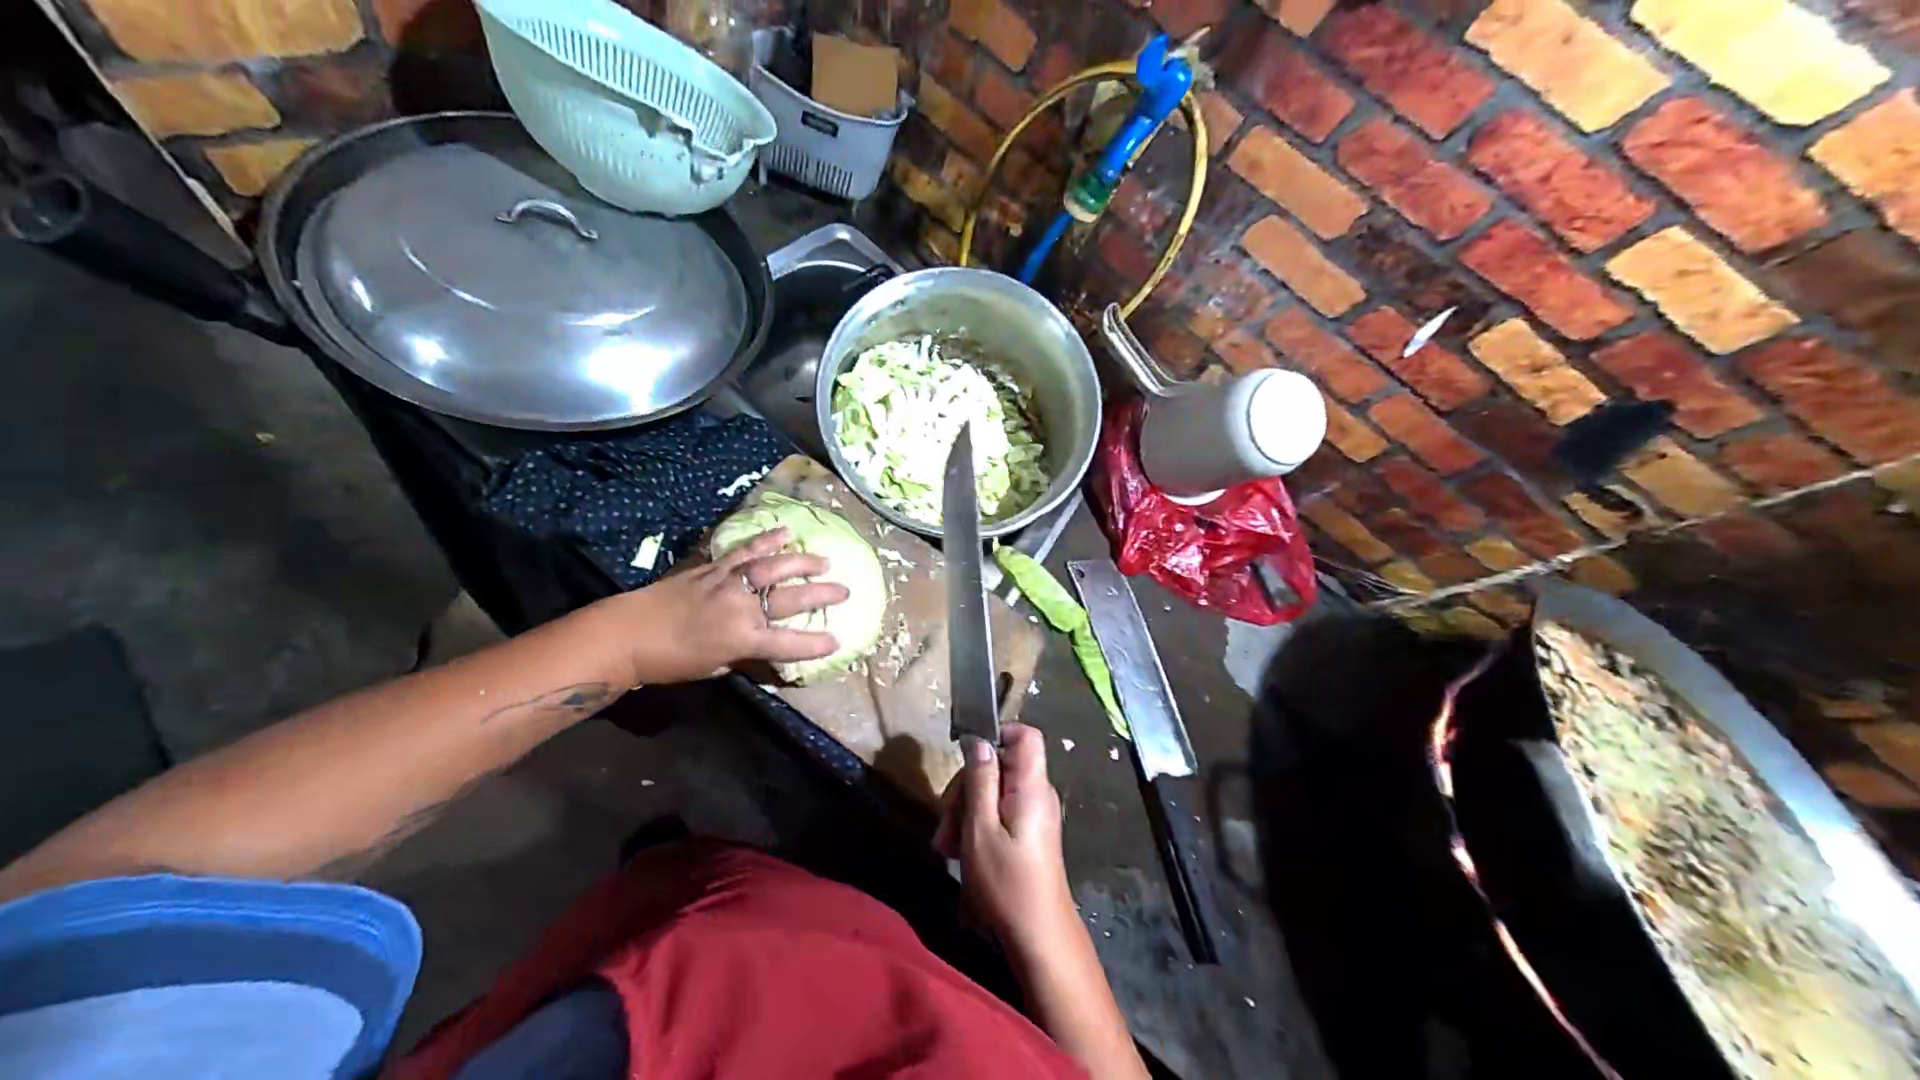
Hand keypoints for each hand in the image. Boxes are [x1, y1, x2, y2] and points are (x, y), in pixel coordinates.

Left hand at [617, 528, 848, 683]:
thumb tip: (759, 645)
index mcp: (743, 639)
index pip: (789, 643)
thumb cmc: (670, 661)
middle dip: (823, 595)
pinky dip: (767, 540)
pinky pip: (746, 550)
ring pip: (775, 567)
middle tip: (845, 591)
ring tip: (824, 561)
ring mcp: (729, 582)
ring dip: (803, 563)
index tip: (838, 640)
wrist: (627, 634)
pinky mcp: (714, 566)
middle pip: (791, 599)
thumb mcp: (714, 667)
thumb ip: (742, 654)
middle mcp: (742, 607)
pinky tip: (786, 533)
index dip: (815, 644)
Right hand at [934, 724, 1076, 950]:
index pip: (1026, 735)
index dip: (997, 735)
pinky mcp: (1028, 832)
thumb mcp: (980, 829)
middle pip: (1001, 765)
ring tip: (947, 845)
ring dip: (966, 810)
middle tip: (946, 823)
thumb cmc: (1007, 883)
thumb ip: (980, 780)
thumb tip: (978, 740)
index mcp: (1032, 786)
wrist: (1037, 936)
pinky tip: (960, 850)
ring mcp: (1034, 813)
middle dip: (967, 786)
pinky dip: (977, 824)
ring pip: (995, 790)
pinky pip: (1000, 811)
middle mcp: (1038, 793)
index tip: (966, 756)